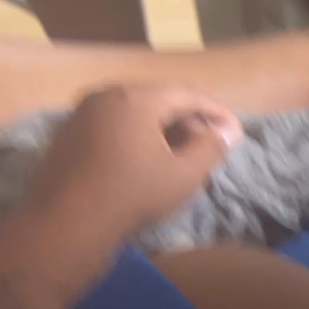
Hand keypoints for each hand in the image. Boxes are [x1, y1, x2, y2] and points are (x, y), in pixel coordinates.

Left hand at [26, 83, 243, 236]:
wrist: (72, 213)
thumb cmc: (137, 191)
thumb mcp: (186, 173)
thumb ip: (210, 148)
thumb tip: (227, 132)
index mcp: (135, 101)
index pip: (185, 94)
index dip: (216, 111)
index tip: (237, 131)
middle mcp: (106, 95)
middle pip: (159, 96)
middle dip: (191, 116)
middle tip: (215, 140)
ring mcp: (85, 109)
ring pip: (137, 107)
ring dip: (167, 123)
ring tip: (188, 147)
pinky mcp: (74, 127)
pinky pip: (118, 118)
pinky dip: (144, 128)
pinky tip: (155, 150)